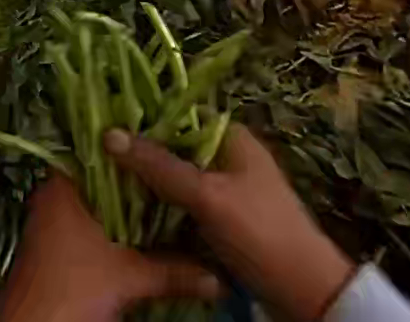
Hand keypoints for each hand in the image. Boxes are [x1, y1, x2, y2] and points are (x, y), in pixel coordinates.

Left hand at [0, 175, 219, 321]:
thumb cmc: (75, 287)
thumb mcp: (129, 278)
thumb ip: (173, 271)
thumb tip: (218, 276)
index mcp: (64, 186)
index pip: (97, 156)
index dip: (129, 157)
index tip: (160, 157)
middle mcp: (55, 194)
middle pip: (98, 183)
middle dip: (133, 189)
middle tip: (172, 186)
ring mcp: (52, 218)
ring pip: (94, 206)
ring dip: (124, 213)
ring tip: (166, 211)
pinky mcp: (56, 243)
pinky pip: (88, 226)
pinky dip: (112, 232)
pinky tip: (141, 240)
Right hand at [106, 126, 353, 321]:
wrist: (310, 301)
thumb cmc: (262, 234)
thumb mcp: (206, 196)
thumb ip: (158, 164)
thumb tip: (106, 133)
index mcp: (230, 136)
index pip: (176, 109)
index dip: (141, 109)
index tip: (106, 114)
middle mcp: (225, 154)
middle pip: (170, 140)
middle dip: (138, 145)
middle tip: (99, 145)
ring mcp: (223, 186)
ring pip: (172, 170)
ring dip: (145, 174)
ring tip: (105, 170)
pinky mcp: (219, 215)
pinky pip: (178, 196)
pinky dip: (157, 197)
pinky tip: (129, 199)